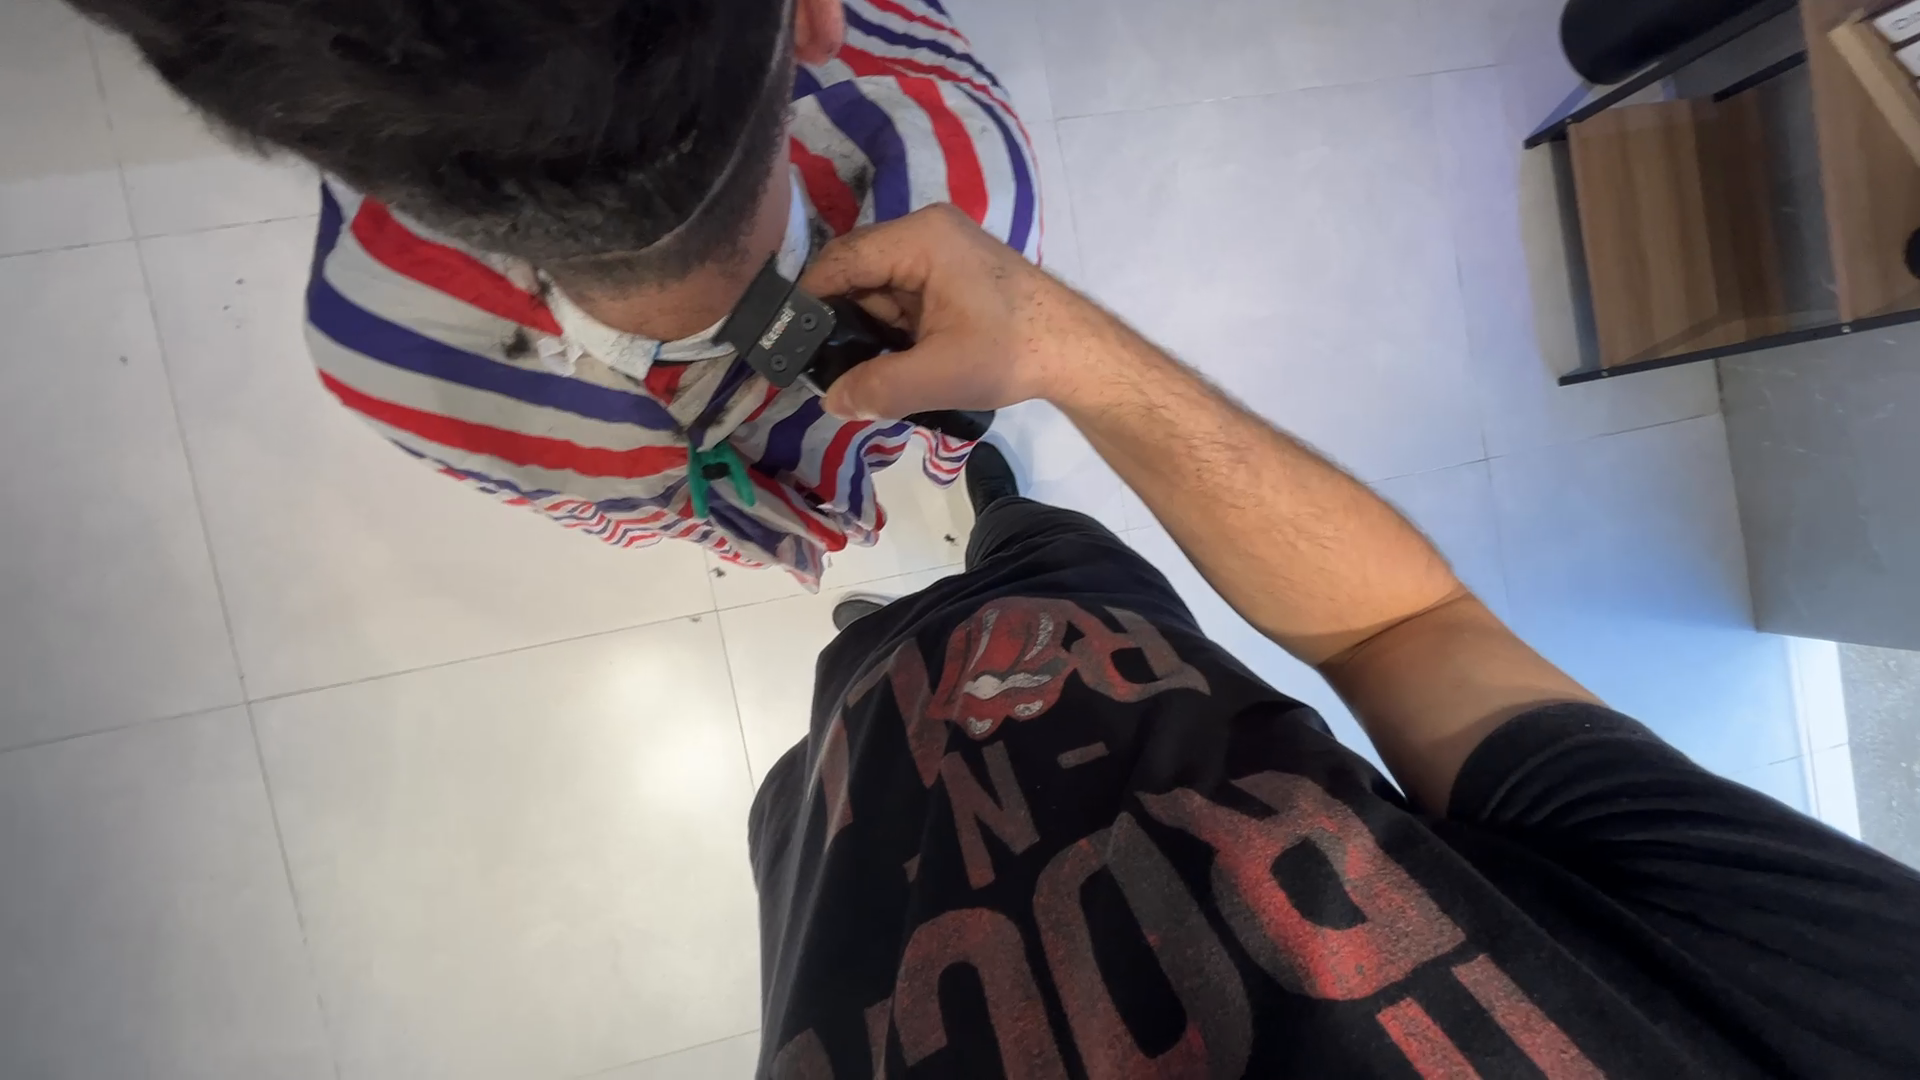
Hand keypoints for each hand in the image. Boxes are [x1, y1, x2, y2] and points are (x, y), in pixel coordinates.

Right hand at [797, 205, 1111, 419]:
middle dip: (844, 322)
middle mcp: (926, 233)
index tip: (789, 342)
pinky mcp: (953, 277)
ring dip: (872, 332)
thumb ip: (877, 388)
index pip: (842, 260)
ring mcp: (942, 254)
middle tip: (827, 368)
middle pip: (859, 274)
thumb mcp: (937, 375)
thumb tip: (831, 401)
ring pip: (881, 291)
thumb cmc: (1009, 352)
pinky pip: (905, 300)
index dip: (811, 301)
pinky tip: (896, 363)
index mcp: (920, 238)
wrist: (1075, 352)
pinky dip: (895, 332)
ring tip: (865, 373)